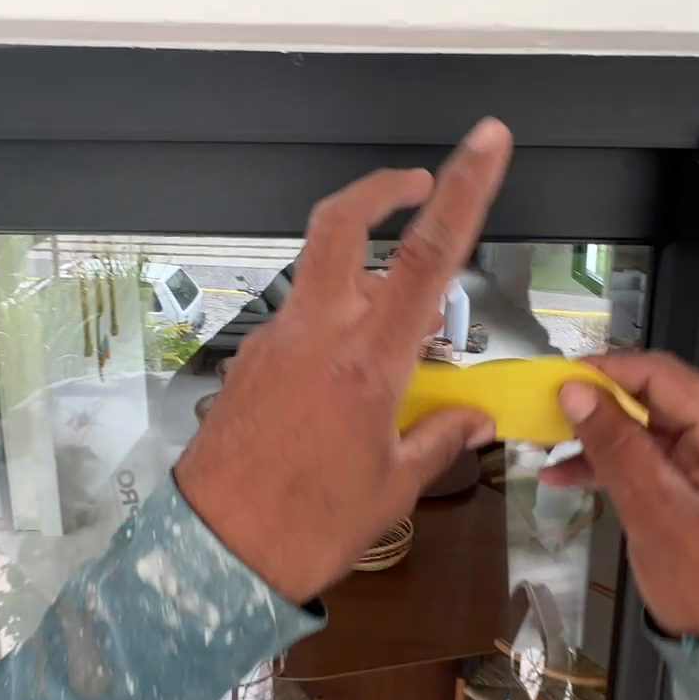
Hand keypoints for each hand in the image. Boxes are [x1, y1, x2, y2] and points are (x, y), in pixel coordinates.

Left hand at [173, 119, 511, 603]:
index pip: (426, 258)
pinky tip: (351, 370)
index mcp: (367, 364)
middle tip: (419, 183)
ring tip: (398, 327)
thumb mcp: (392, 486)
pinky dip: (336, 321)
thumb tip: (473, 419)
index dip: (463, 191)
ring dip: (364, 271)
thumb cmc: (307, 526)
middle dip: (382, 187)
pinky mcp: (253, 357)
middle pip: (341, 224)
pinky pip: (304, 317)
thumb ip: (439, 438)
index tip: (485, 144)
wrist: (213, 555)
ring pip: (323, 271)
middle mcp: (317, 335)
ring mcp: (277, 340)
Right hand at [540, 352, 698, 636]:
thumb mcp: (658, 516)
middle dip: (598, 406)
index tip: (553, 379)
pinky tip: (567, 474)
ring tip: (544, 446)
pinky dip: (617, 463)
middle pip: (658, 399)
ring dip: (600, 437)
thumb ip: (615, 446)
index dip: (606, 372)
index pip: (666, 377)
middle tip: (542, 412)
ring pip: (651, 427)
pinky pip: (658, 456)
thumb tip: (572, 389)